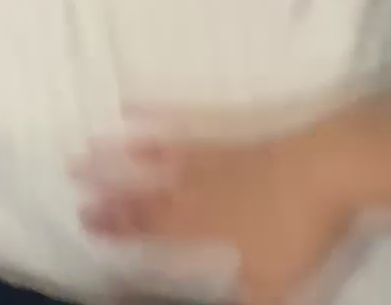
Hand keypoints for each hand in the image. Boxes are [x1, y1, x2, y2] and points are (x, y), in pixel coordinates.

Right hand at [73, 117, 361, 304]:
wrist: (320, 169)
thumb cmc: (295, 228)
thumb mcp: (273, 281)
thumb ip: (243, 297)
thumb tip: (221, 304)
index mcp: (198, 224)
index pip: (148, 227)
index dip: (116, 225)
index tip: (82, 217)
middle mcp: (190, 189)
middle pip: (141, 188)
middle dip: (105, 186)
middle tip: (69, 174)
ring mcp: (203, 158)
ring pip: (151, 156)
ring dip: (118, 152)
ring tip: (87, 145)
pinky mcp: (220, 137)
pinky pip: (177, 124)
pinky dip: (151, 115)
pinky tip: (128, 106)